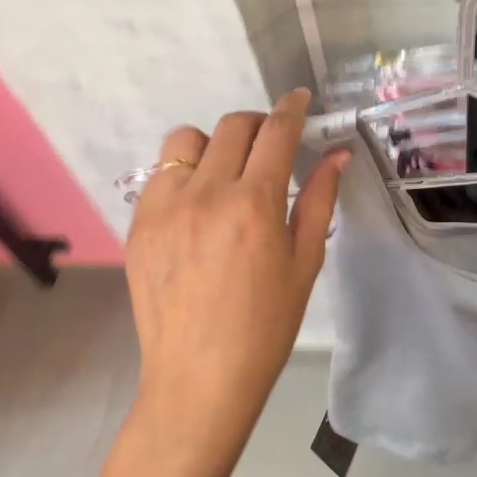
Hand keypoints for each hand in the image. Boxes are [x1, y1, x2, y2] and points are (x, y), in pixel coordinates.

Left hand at [124, 89, 349, 415]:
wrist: (199, 377)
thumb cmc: (266, 322)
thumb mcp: (306, 259)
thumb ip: (319, 197)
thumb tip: (338, 153)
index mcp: (254, 204)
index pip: (275, 131)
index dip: (292, 108)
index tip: (301, 99)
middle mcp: (206, 195)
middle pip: (232, 126)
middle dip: (258, 124)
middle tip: (271, 145)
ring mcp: (165, 209)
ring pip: (186, 140)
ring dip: (213, 144)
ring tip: (227, 172)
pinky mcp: (139, 227)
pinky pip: (160, 176)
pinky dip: (184, 175)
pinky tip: (198, 206)